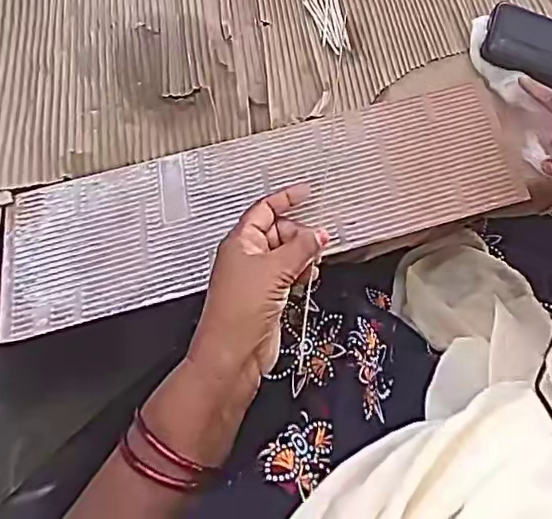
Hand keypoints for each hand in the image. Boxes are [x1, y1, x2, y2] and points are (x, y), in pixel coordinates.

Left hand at [189, 186, 328, 384]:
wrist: (232, 358)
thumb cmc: (237, 313)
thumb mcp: (275, 270)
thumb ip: (301, 248)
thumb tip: (319, 234)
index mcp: (241, 241)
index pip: (265, 209)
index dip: (286, 199)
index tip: (306, 192)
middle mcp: (248, 256)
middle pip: (280, 231)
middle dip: (300, 234)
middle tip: (317, 241)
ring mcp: (257, 277)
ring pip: (287, 253)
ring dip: (303, 255)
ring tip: (313, 262)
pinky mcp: (267, 296)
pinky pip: (289, 273)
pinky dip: (302, 272)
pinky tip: (308, 278)